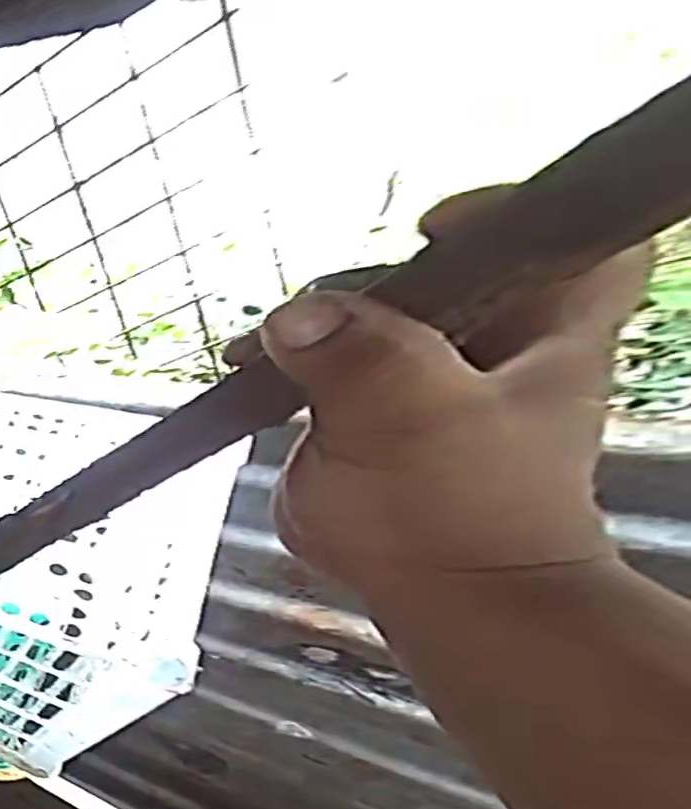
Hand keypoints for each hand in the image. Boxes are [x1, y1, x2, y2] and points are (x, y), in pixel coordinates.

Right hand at [253, 187, 652, 602]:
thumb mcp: (411, 420)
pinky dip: (288, 370)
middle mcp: (481, 351)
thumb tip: (295, 314)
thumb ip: (360, 358)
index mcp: (538, 332)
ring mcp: (415, 390)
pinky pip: (322, 374)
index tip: (429, 225)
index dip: (502, 217)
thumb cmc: (454, 511)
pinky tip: (257, 376)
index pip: (555, 237)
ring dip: (311, 333)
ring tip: (262, 347)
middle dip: (361, 290)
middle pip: (429, 282)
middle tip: (306, 313)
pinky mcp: (361, 422)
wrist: (433, 588)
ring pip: (364, 331)